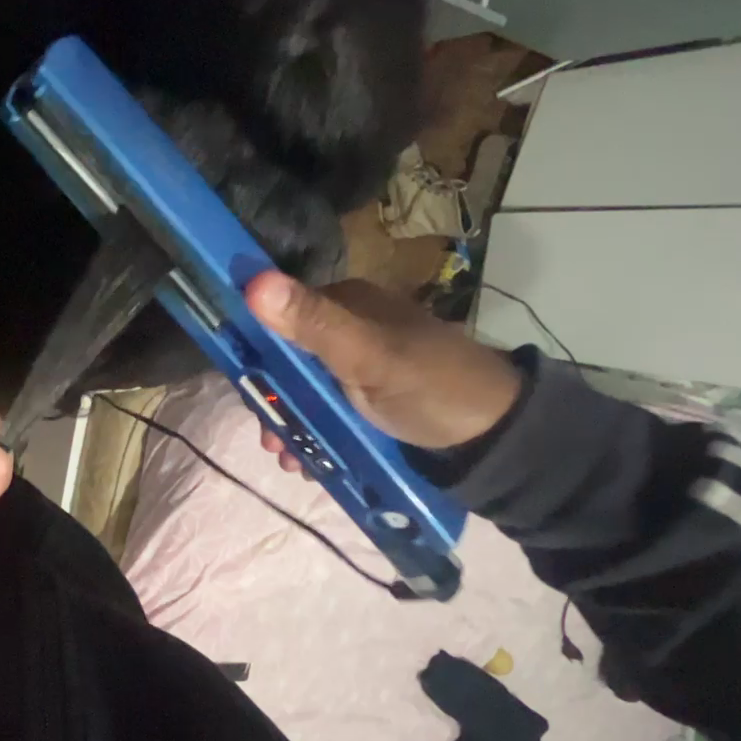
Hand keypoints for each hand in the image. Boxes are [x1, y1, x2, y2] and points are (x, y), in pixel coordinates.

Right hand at [244, 272, 521, 465]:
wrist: (496, 439)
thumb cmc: (432, 388)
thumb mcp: (368, 355)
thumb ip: (312, 322)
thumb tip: (253, 280)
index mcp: (346, 305)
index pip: (277, 317)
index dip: (254, 354)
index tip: (245, 395)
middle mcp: (347, 328)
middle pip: (284, 362)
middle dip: (272, 403)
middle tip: (273, 443)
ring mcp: (357, 365)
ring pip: (300, 391)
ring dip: (288, 425)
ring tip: (290, 461)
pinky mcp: (366, 396)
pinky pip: (322, 411)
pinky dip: (309, 433)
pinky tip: (308, 460)